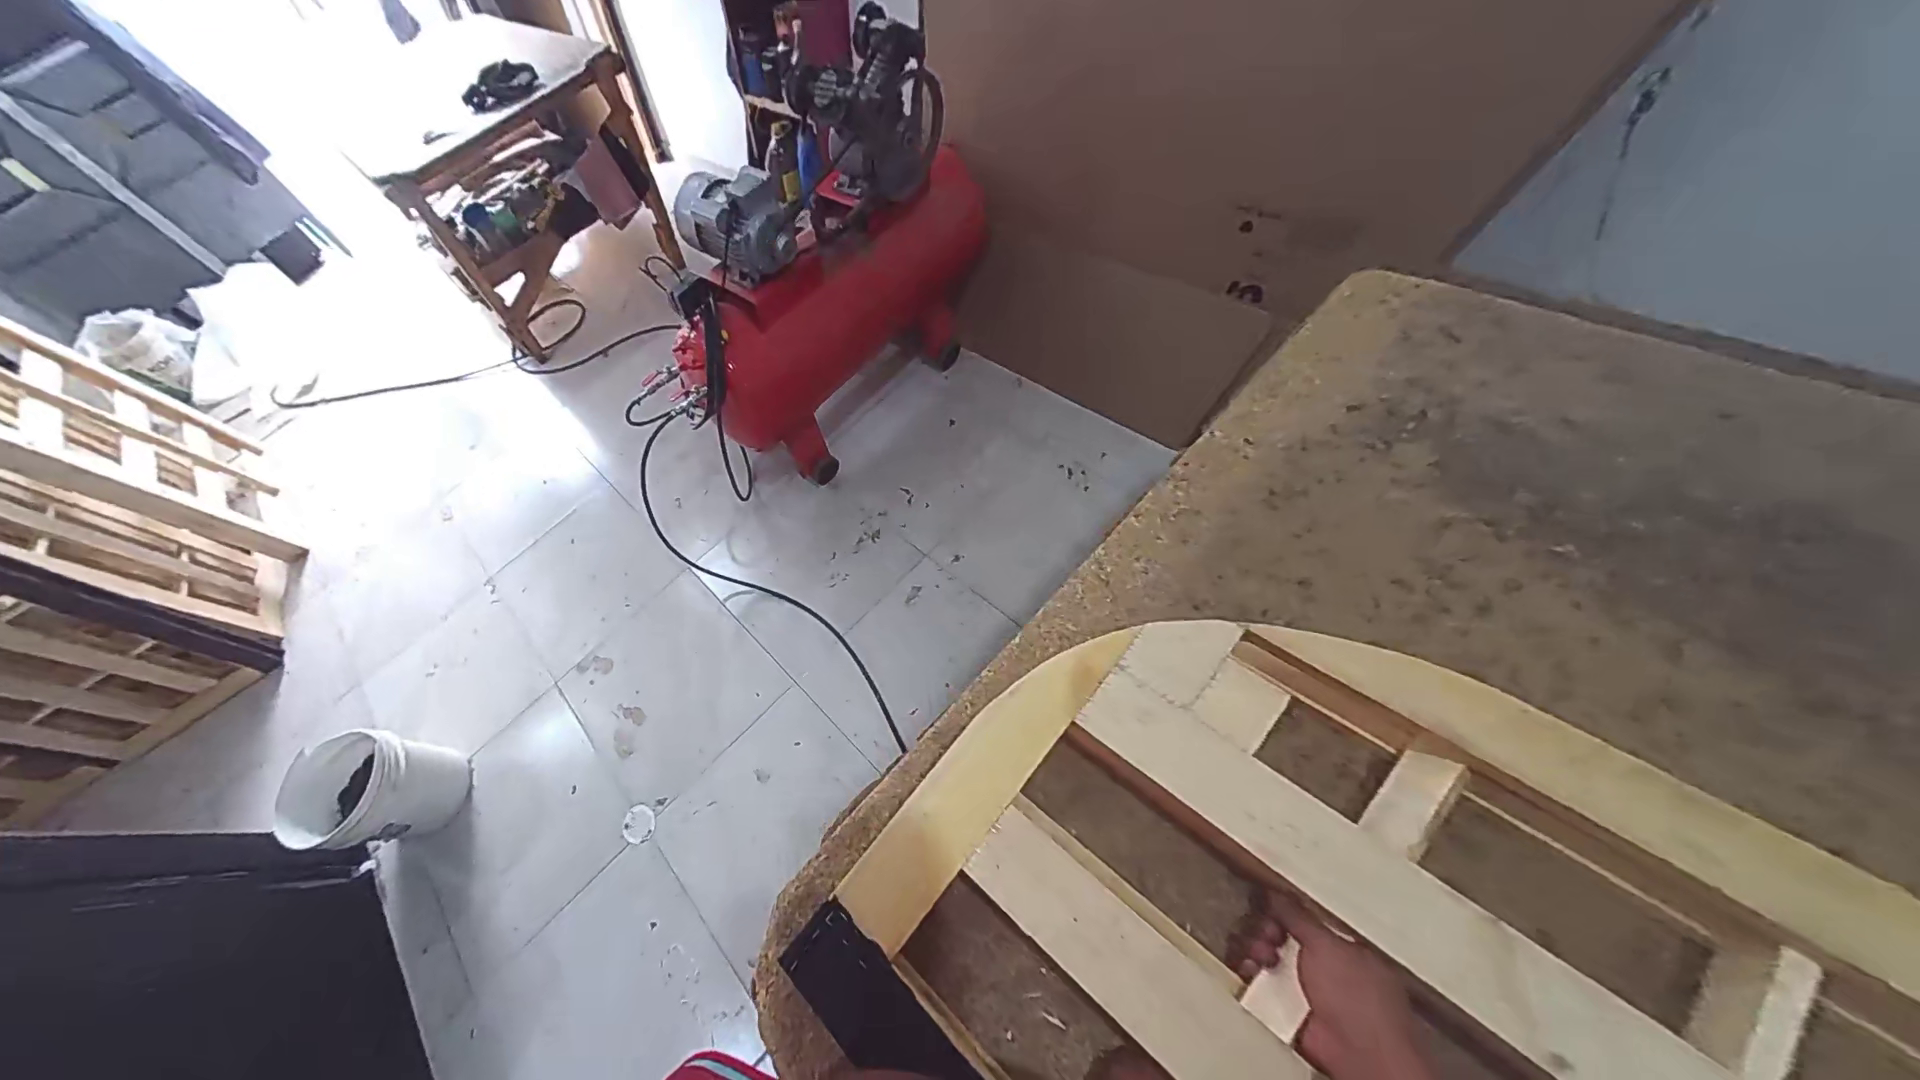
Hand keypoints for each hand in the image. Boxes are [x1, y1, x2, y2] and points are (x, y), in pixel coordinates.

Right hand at [1234, 891, 1433, 1079]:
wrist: (1361, 1056)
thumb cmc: (1355, 996)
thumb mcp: (1327, 945)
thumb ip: (1297, 916)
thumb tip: (1275, 891)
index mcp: (1339, 945)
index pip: (1302, 918)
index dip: (1283, 911)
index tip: (1270, 909)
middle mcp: (1322, 964)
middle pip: (1279, 933)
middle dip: (1266, 929)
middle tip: (1268, 935)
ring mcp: (1304, 988)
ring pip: (1266, 955)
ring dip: (1256, 948)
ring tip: (1261, 956)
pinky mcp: (1287, 1010)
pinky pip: (1260, 983)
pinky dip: (1250, 973)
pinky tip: (1249, 970)